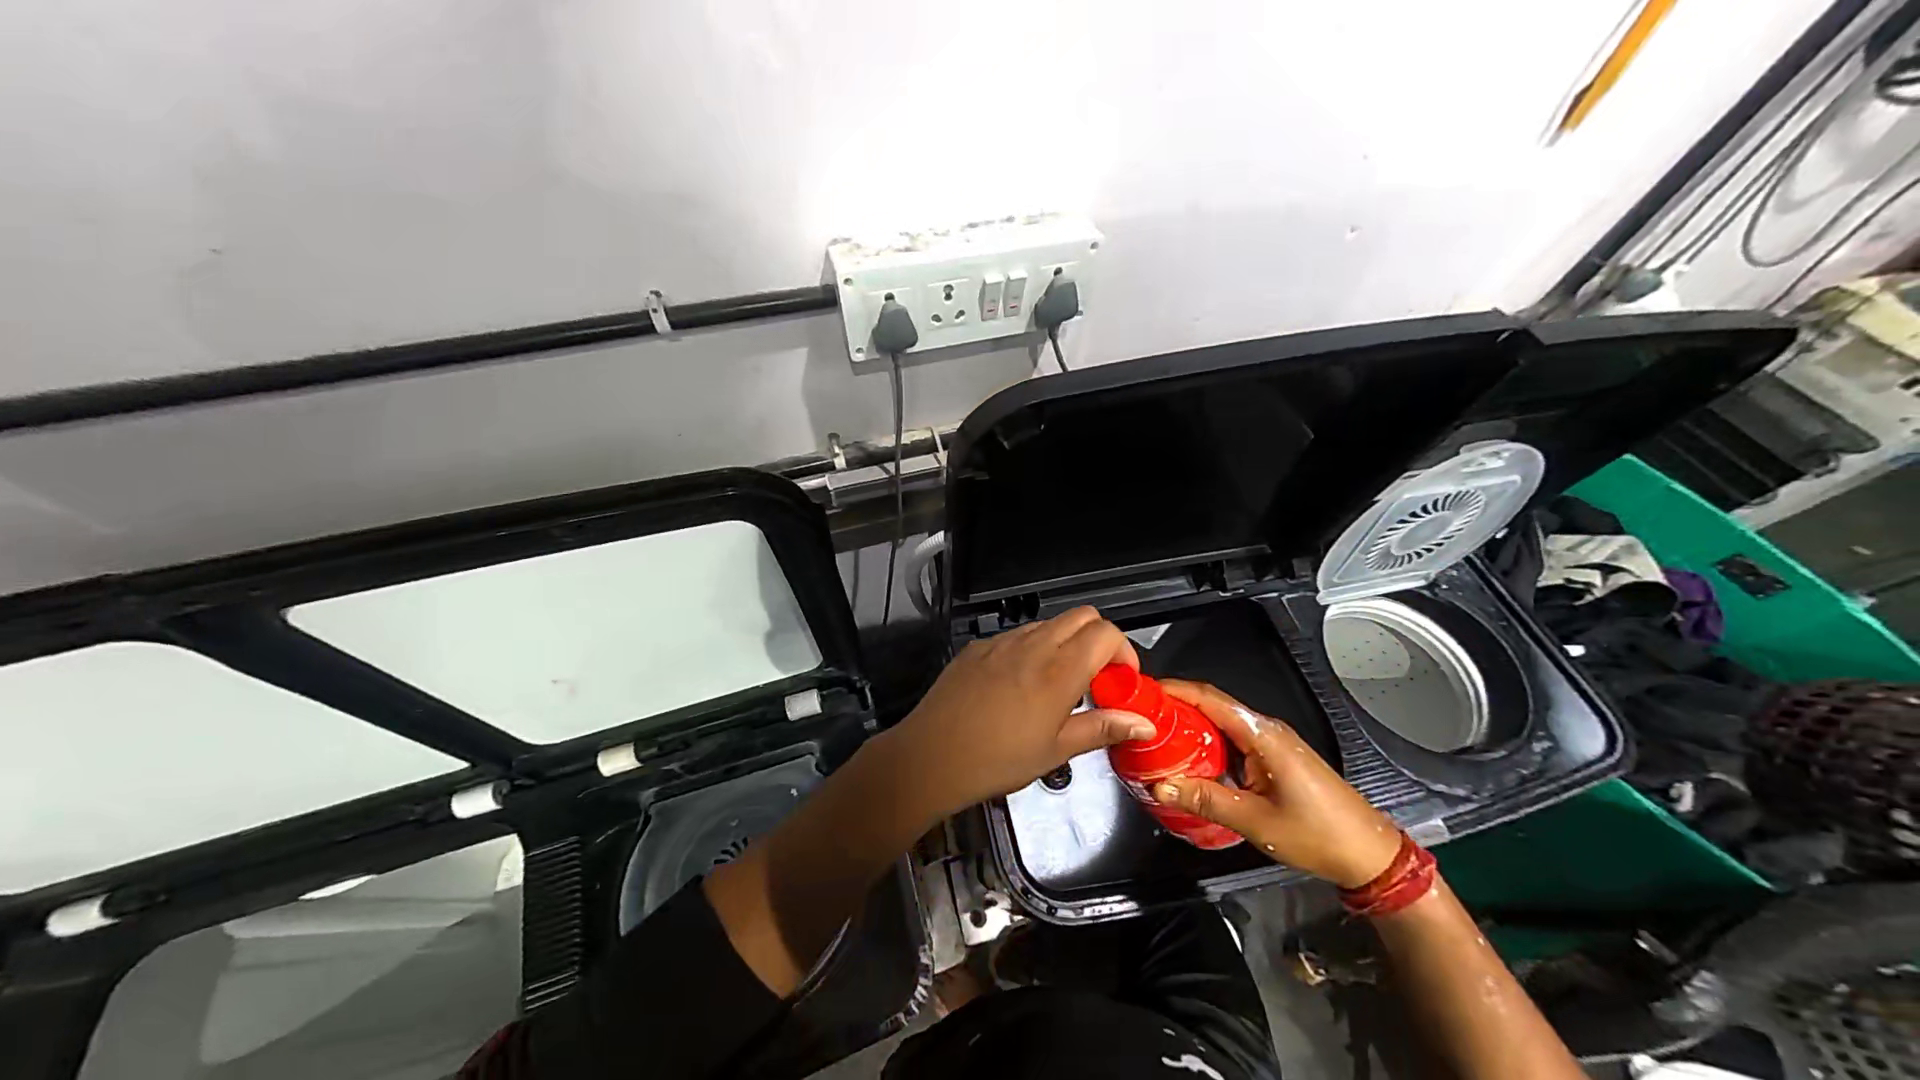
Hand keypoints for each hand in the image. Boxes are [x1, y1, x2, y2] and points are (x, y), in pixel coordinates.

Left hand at [881, 607, 1152, 814]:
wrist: (932, 756)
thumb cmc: (998, 760)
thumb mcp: (1056, 750)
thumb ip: (1103, 728)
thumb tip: (1143, 724)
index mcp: (1060, 670)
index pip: (1106, 632)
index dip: (1124, 651)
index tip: (1122, 680)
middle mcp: (1033, 645)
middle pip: (1082, 616)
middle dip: (1099, 639)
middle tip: (1096, 677)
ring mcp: (1002, 642)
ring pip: (1048, 623)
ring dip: (1065, 642)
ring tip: (1058, 684)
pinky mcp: (977, 647)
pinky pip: (1015, 635)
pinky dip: (1031, 648)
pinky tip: (1020, 684)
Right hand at [1148, 680, 1401, 888]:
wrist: (1370, 856)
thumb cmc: (1320, 835)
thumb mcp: (1254, 821)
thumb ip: (1204, 799)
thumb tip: (1160, 784)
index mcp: (1263, 735)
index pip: (1209, 697)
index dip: (1174, 690)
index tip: (1144, 692)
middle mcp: (1267, 731)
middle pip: (1212, 706)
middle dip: (1175, 708)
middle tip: (1142, 720)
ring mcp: (1272, 744)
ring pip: (1221, 724)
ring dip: (1190, 728)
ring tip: (1157, 740)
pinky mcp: (1275, 758)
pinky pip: (1233, 741)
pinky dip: (1207, 744)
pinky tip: (1190, 761)